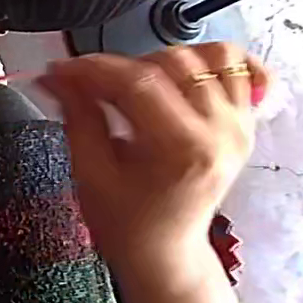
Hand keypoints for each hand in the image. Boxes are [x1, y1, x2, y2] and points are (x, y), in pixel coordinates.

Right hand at [39, 44, 271, 294]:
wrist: (162, 246)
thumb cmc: (123, 219)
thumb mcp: (89, 171)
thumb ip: (79, 115)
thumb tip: (58, 77)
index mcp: (181, 147)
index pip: (138, 81)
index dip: (93, 68)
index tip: (61, 69)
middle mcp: (221, 130)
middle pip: (173, 62)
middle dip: (120, 65)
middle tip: (87, 83)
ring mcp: (240, 124)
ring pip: (209, 56)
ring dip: (160, 60)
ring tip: (129, 83)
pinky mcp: (244, 122)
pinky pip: (240, 70)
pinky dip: (210, 62)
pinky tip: (181, 75)